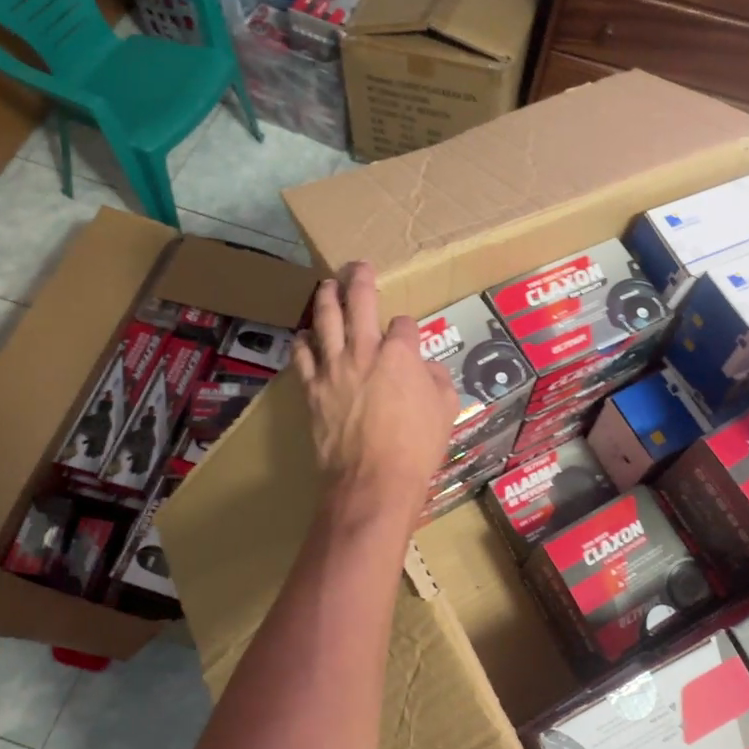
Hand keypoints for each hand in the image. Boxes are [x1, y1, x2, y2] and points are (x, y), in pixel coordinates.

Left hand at [293, 262, 456, 532]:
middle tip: (358, 266)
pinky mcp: (311, 389)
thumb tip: (427, 370)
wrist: (372, 482)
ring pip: (325, 320)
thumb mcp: (446, 411)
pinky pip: (302, 356)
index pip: (404, 324)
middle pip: (359, 302)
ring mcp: (333, 368)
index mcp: (401, 353)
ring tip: (326, 285)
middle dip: (360, 279)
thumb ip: (438, 381)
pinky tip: (304, 335)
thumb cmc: (416, 448)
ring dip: (326, 298)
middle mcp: (364, 351)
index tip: (408, 336)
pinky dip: (303, 341)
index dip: (407, 328)